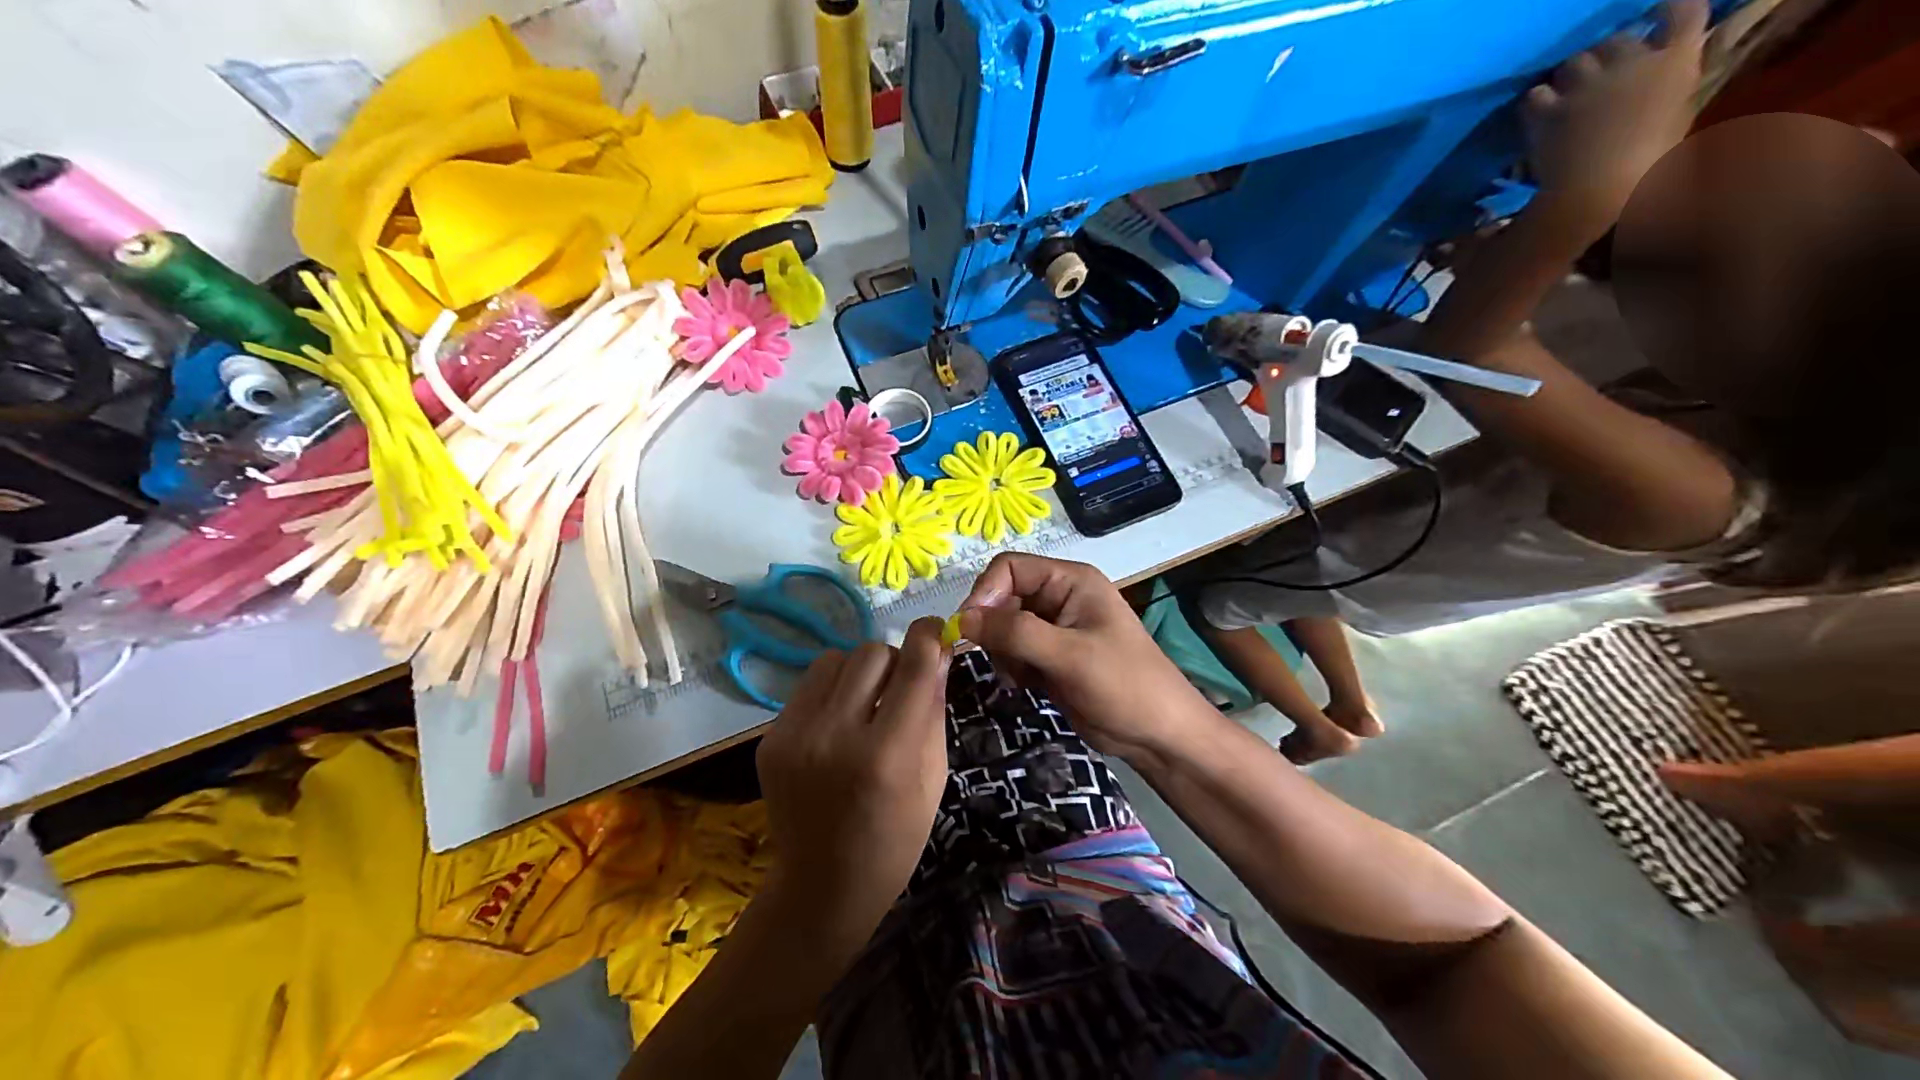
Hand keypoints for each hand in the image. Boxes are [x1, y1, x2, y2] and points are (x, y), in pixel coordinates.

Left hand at [755, 618, 949, 952]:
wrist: (824, 885)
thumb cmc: (896, 838)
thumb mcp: (932, 776)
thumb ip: (933, 708)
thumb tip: (939, 650)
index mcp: (887, 753)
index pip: (912, 666)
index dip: (927, 637)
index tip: (934, 629)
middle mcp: (836, 736)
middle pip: (871, 653)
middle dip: (893, 661)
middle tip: (897, 689)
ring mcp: (795, 736)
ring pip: (834, 660)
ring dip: (858, 672)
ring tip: (863, 705)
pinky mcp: (770, 739)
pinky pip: (808, 687)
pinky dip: (830, 694)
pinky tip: (836, 725)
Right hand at [957, 553, 1208, 761]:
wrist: (1158, 735)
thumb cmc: (1124, 685)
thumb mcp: (1069, 655)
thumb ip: (1016, 632)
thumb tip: (962, 619)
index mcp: (1071, 581)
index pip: (1009, 568)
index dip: (985, 593)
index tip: (969, 629)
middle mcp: (1060, 597)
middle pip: (1003, 597)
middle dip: (994, 628)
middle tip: (1002, 660)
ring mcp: (1055, 628)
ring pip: (1003, 626)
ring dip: (1002, 651)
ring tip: (1020, 677)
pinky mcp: (1051, 657)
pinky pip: (1014, 651)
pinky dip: (1011, 667)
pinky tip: (1026, 686)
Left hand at [1523, 0, 1708, 238]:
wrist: (1597, 188)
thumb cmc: (1650, 163)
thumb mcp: (1678, 118)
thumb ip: (1672, 90)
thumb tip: (1667, 80)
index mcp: (1675, 62)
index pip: (1684, 12)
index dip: (1670, 9)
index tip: (1659, 15)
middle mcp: (1631, 63)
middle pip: (1616, 40)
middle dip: (1609, 55)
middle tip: (1602, 76)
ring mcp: (1586, 85)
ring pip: (1574, 61)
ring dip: (1573, 74)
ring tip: (1570, 94)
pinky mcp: (1548, 110)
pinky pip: (1536, 93)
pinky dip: (1538, 100)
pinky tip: (1541, 113)